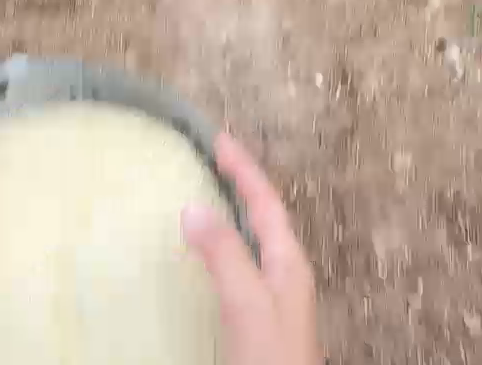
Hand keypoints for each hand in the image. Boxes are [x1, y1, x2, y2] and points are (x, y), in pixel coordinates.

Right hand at [182, 135, 321, 364]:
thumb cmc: (270, 360)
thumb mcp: (247, 303)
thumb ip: (225, 254)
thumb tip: (192, 206)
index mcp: (288, 263)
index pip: (265, 201)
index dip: (243, 168)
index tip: (218, 138)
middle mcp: (284, 276)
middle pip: (262, 216)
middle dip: (240, 183)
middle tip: (211, 157)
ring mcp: (272, 301)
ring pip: (252, 241)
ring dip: (232, 212)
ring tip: (206, 193)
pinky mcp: (256, 324)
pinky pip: (239, 266)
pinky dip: (222, 247)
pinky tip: (204, 259)